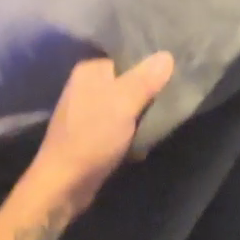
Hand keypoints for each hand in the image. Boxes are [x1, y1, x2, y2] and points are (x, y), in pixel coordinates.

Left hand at [27, 52, 175, 211]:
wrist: (64, 183)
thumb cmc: (92, 137)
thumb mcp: (123, 103)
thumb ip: (145, 79)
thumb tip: (166, 55)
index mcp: (90, 71)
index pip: (126, 56)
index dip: (150, 63)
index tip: (175, 71)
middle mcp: (86, 87)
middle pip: (128, 82)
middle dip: (150, 92)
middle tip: (176, 96)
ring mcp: (88, 113)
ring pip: (126, 107)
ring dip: (143, 116)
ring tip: (166, 118)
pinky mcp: (92, 136)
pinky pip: (120, 127)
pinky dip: (132, 134)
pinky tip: (145, 142)